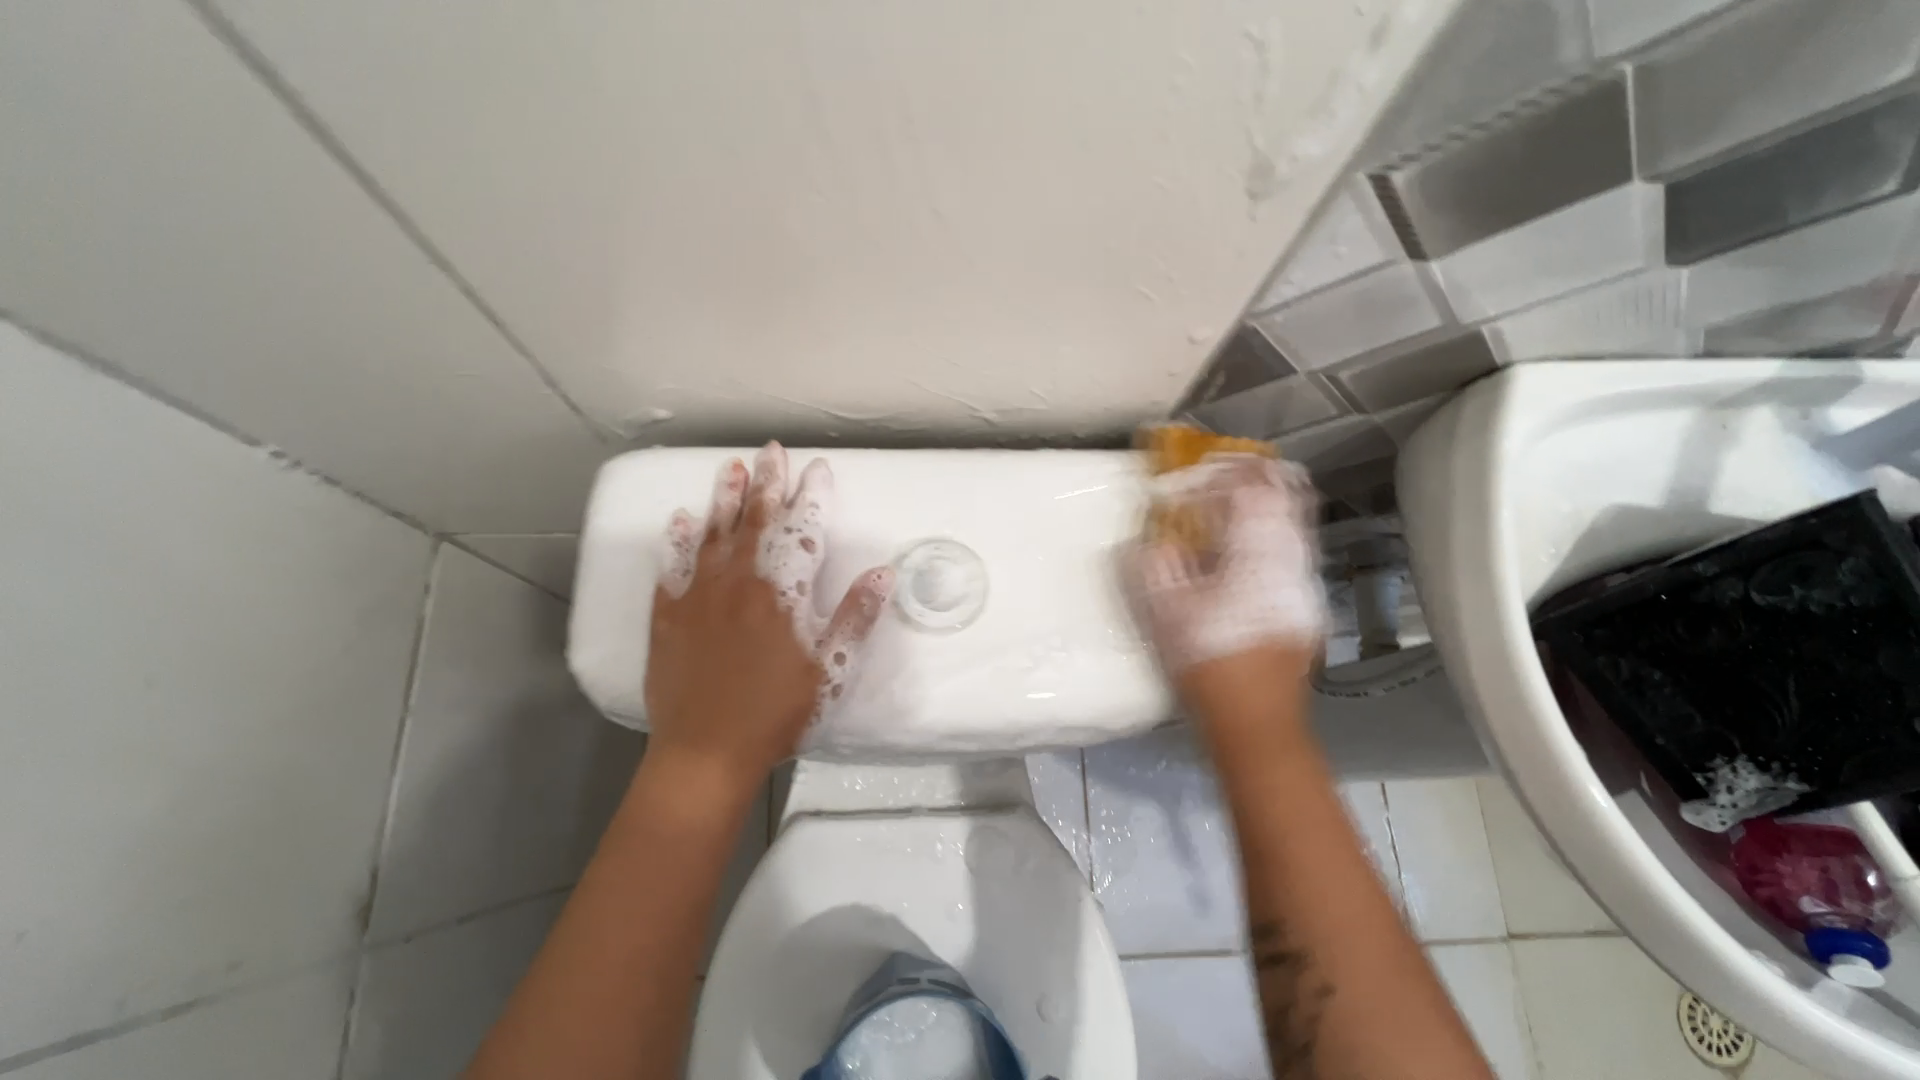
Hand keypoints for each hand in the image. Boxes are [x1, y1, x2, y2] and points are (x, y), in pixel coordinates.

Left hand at [643, 443, 893, 788]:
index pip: (802, 530)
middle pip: (756, 522)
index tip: (818, 468)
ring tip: (732, 467)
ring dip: (724, 499)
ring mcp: (698, 596)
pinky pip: (671, 566)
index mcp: (782, 593)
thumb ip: (855, 617)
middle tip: (772, 451)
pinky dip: (677, 539)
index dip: (812, 496)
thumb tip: (884, 573)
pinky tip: (680, 519)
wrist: (705, 752)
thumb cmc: (777, 714)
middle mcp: (738, 582)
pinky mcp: (668, 615)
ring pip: (713, 534)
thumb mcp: (831, 670)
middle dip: (767, 483)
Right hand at [1125, 455, 1326, 738]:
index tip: (1193, 472)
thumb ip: (1154, 566)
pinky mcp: (1306, 603)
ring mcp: (1305, 580)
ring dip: (1260, 505)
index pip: (1249, 484)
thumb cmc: (1210, 664)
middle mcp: (1291, 556)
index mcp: (1257, 551)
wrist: (1259, 724)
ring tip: (1225, 512)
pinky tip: (1239, 559)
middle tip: (1218, 476)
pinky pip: (1291, 548)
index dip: (1220, 469)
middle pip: (1286, 491)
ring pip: (1292, 520)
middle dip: (1251, 475)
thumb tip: (1152, 538)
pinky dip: (1267, 536)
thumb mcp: (1166, 614)